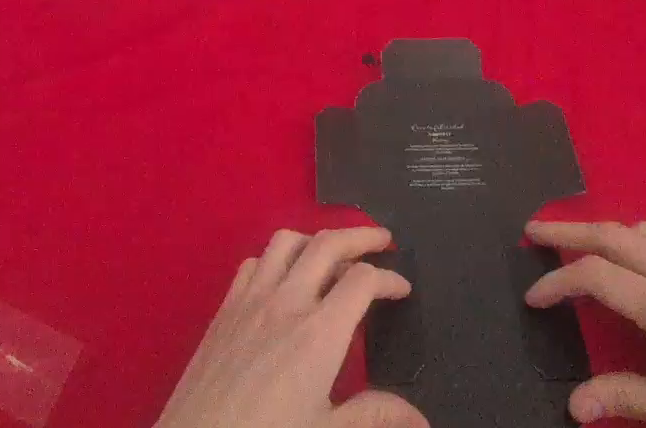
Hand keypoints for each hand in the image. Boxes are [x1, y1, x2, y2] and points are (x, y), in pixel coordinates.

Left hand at [155, 228, 426, 427]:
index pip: (362, 280)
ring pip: (287, 241)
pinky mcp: (225, 308)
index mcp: (319, 333)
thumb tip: (420, 418)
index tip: (402, 289)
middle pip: (328, 244)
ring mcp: (251, 300)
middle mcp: (286, 302)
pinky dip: (276, 258)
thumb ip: (373, 416)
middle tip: (382, 239)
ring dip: (316, 239)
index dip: (388, 278)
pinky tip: (283, 278)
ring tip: (333, 253)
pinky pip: (253, 262)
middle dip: (360, 236)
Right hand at [526, 221, 645, 427]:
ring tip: (577, 244)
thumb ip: (628, 400)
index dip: (556, 283)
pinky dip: (634, 240)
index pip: (595, 276)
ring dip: (603, 230)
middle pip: (613, 234)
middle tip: (532, 234)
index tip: (531, 299)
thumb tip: (573, 404)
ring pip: (643, 230)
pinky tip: (634, 267)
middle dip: (568, 229)